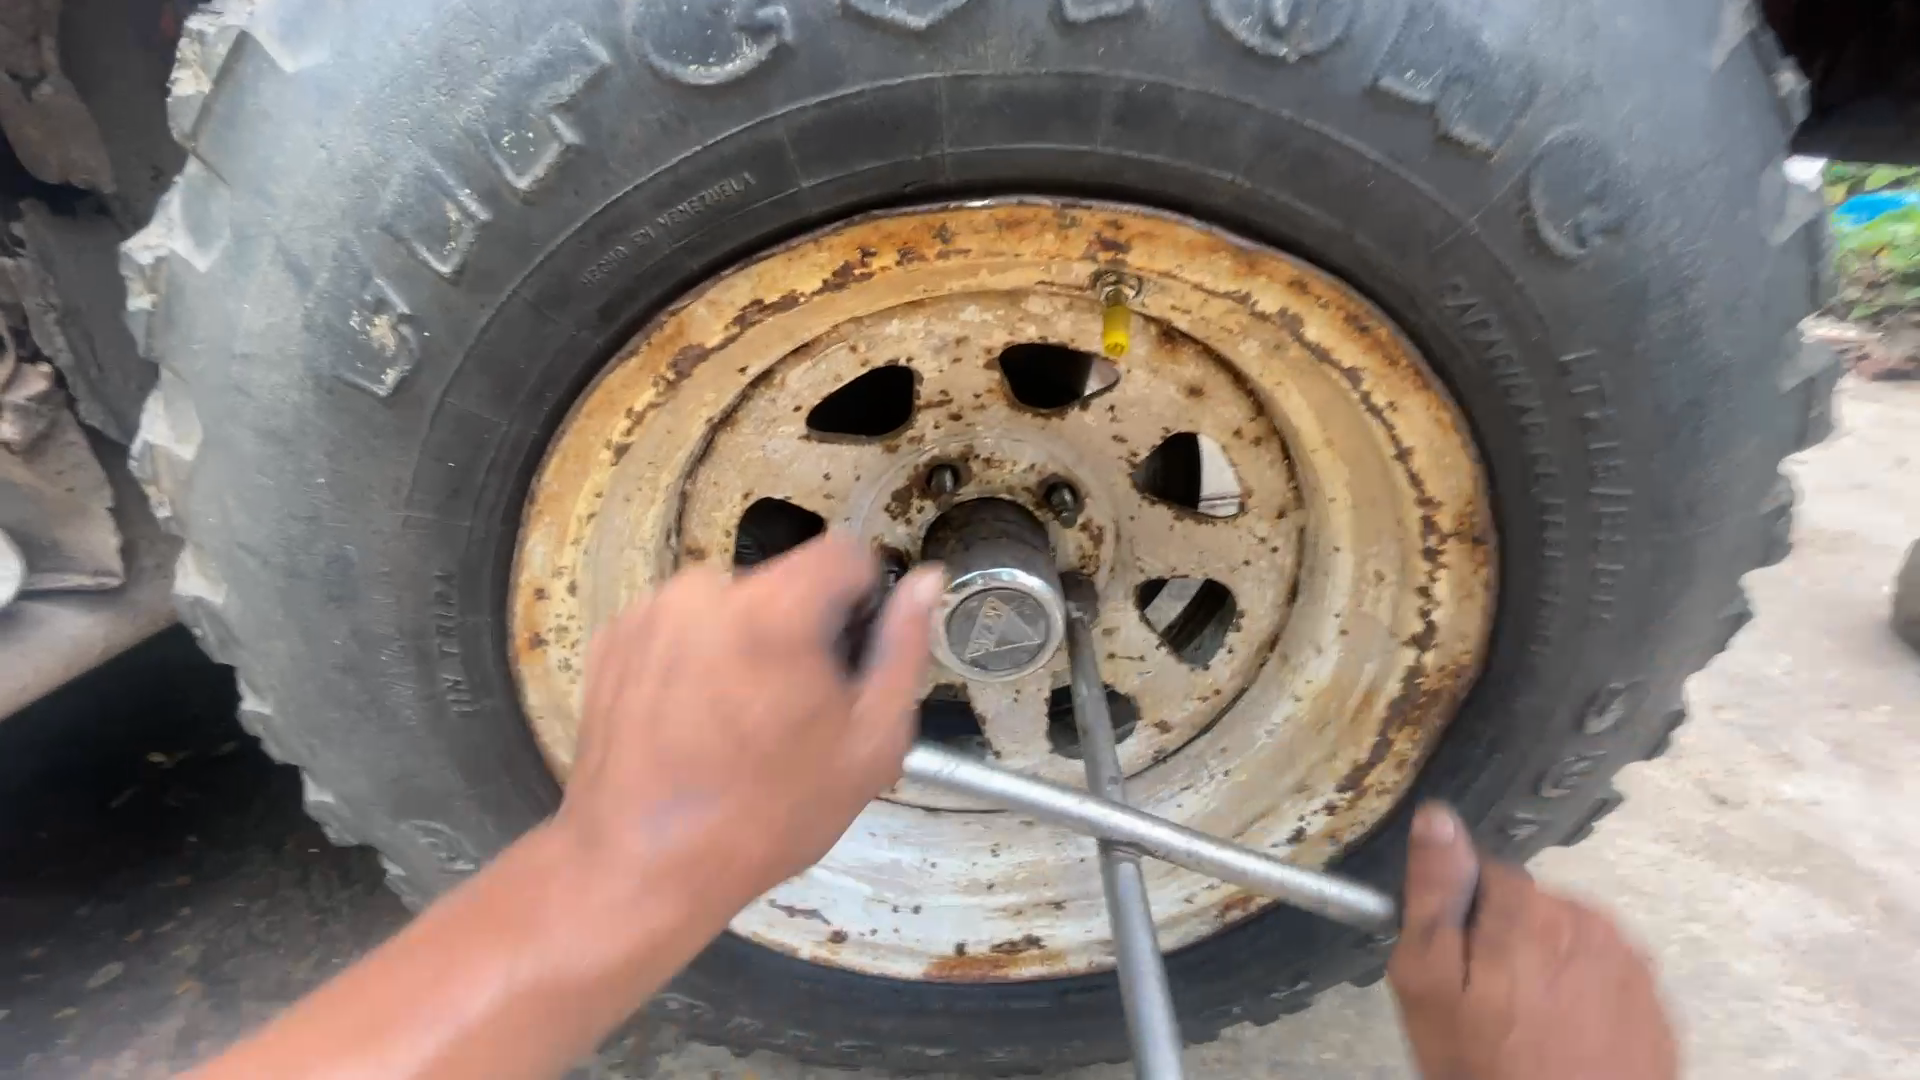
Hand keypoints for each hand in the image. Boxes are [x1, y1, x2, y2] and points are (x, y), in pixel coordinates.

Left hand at [553, 533, 942, 912]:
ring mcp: (653, 611)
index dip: (861, 596)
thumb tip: (925, 581)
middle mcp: (707, 591)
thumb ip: (904, 648)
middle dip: (804, 626)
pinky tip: (696, 715)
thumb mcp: (871, 742)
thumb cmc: (771, 812)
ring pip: (736, 600)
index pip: (844, 551)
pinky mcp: (616, 635)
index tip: (850, 651)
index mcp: (775, 610)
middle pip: (788, 580)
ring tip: (741, 715)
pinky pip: (686, 621)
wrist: (641, 869)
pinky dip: (702, 651)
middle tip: (796, 703)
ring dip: (751, 638)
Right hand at [1388, 802, 1678, 1079]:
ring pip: (1564, 932)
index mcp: (1531, 910)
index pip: (1483, 869)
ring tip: (1524, 1016)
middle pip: (1527, 900)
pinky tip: (1565, 1033)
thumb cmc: (1478, 1061)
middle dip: (1502, 932)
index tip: (1454, 958)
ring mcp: (1634, 968)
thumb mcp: (1428, 977)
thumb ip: (1435, 890)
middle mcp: (1592, 923)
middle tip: (1482, 994)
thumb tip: (1437, 816)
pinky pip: (1601, 971)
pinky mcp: (1659, 1008)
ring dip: (1541, 958)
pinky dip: (1580, 989)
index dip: (1460, 909)